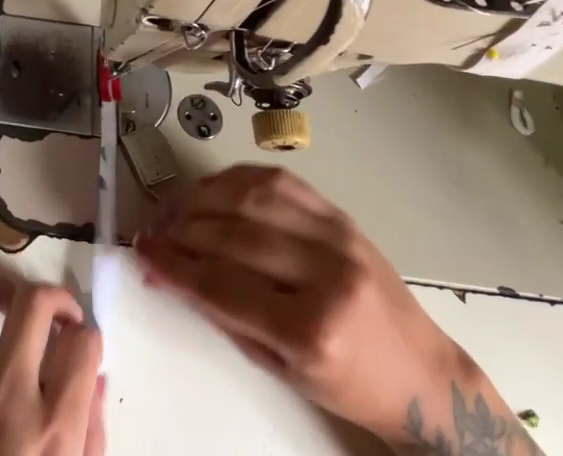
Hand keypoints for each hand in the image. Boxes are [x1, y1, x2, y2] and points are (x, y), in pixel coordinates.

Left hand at [0, 261, 105, 455]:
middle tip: (57, 315)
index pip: (85, 345)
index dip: (91, 335)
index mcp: (54, 425)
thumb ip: (90, 432)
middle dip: (55, 296)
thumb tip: (95, 380)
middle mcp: (9, 391)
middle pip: (34, 303)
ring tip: (11, 305)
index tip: (84, 345)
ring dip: (0, 289)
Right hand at [135, 166, 538, 453]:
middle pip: (230, 235)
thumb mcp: (278, 365)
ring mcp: (338, 237)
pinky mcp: (342, 215)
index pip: (220, 283)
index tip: (141, 252)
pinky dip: (235, 180)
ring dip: (201, 199)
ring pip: (250, 197)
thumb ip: (220, 312)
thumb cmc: (347, 383)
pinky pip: (278, 180)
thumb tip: (165, 273)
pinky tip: (212, 192)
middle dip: (179, 231)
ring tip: (176, 211)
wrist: (421, 373)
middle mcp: (326, 273)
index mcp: (311, 328)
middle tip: (152, 233)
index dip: (172, 264)